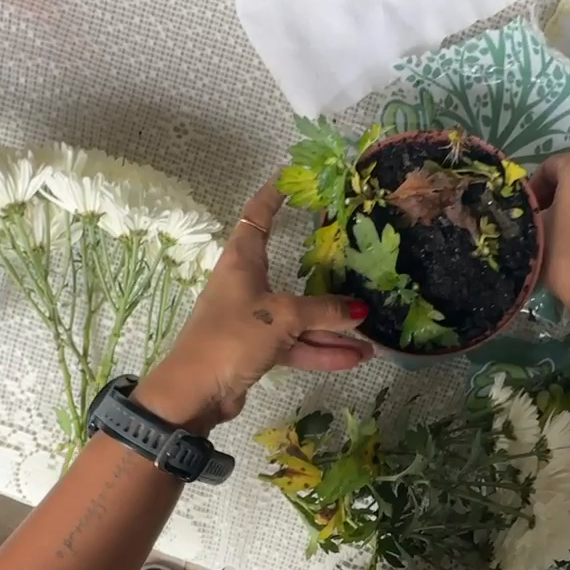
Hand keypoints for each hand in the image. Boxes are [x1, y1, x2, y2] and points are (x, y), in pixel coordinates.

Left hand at [132, 182, 372, 433]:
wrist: (198, 390)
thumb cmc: (232, 336)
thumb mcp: (283, 316)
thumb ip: (324, 312)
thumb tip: (361, 311)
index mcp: (242, 262)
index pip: (258, 217)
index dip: (274, 196)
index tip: (294, 178)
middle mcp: (247, 286)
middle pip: (291, 274)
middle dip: (326, 278)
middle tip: (357, 264)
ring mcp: (254, 321)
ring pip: (300, 319)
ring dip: (333, 330)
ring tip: (371, 338)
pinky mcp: (259, 351)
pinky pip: (297, 346)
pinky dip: (322, 352)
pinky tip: (354, 358)